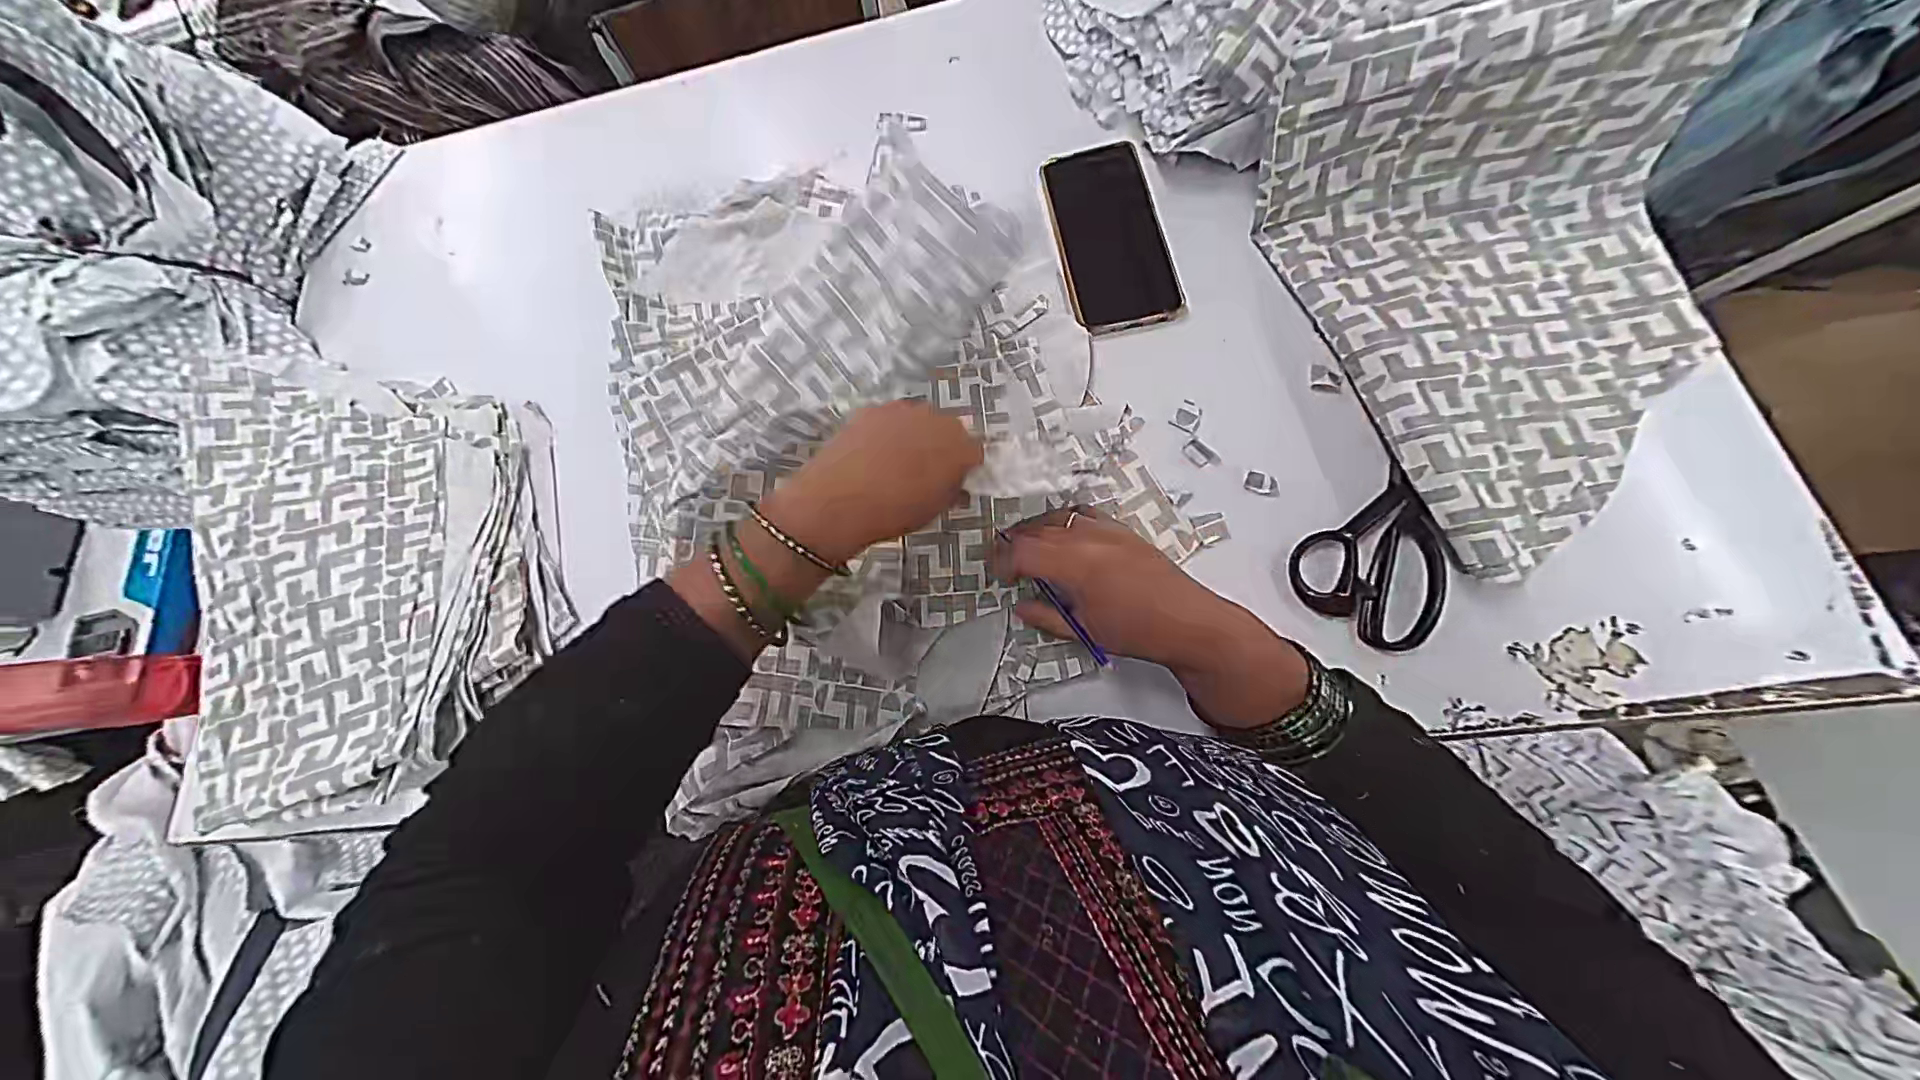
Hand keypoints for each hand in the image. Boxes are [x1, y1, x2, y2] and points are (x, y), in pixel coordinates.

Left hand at [761, 401, 983, 563]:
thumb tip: (953, 481)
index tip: (954, 480)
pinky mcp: (872, 409)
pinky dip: (886, 432)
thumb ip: (951, 489)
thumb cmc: (895, 513)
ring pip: (917, 420)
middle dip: (941, 446)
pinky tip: (871, 454)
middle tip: (926, 471)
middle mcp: (936, 420)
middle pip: (947, 429)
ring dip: (913, 435)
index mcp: (960, 447)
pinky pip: (888, 420)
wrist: (839, 501)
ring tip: (895, 461)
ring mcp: (902, 410)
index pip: (974, 450)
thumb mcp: (933, 509)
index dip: (965, 466)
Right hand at [992, 508, 1309, 727]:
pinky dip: (1067, 523)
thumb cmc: (1142, 630)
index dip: (1002, 562)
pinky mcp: (1123, 531)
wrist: (1189, 622)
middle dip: (1014, 546)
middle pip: (1036, 531)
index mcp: (1076, 565)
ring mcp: (1108, 531)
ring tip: (1032, 551)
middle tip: (1008, 564)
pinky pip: (1085, 515)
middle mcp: (1089, 539)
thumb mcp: (1086, 630)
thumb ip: (1047, 616)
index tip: (1000, 575)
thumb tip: (1023, 607)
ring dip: (1038, 532)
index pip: (1022, 551)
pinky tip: (1066, 538)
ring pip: (1058, 518)